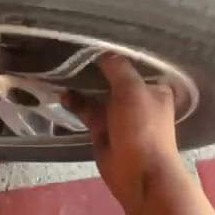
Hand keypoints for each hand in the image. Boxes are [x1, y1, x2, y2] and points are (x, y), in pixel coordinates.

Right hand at [76, 53, 189, 214]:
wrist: (138, 174)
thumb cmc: (142, 128)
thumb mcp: (132, 91)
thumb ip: (118, 69)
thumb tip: (103, 53)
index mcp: (153, 88)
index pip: (135, 64)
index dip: (117, 53)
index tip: (96, 40)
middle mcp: (137, 99)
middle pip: (113, 78)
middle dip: (95, 67)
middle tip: (72, 50)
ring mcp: (118, 115)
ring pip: (96, 94)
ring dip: (81, 85)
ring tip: (60, 70)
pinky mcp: (102, 129)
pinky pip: (86, 110)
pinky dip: (75, 102)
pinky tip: (61, 94)